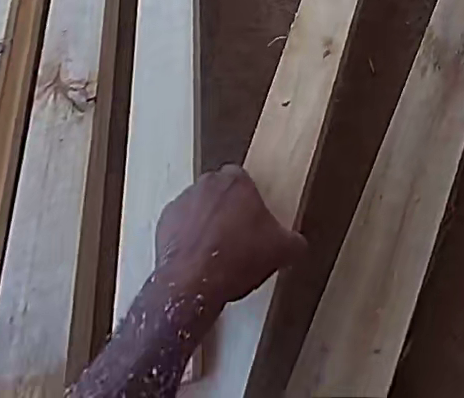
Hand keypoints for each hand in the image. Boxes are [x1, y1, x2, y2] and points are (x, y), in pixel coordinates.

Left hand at [153, 165, 304, 304]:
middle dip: (227, 209)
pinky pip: (179, 224)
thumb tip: (299, 245)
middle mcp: (208, 181)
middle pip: (221, 190)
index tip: (253, 222)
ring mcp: (183, 199)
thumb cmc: (237, 259)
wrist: (192, 284)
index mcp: (237, 179)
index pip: (245, 180)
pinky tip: (196, 259)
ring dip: (206, 222)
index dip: (249, 201)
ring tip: (215, 252)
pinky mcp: (164, 220)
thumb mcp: (280, 251)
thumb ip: (294, 242)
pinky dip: (186, 237)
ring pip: (199, 205)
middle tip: (236, 237)